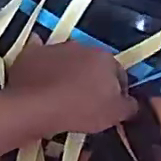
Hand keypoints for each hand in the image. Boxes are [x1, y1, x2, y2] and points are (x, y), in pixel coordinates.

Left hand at [4, 40, 135, 136]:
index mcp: (105, 57)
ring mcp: (52, 48)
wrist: (34, 106)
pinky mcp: (29, 53)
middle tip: (85, 101)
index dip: (116, 92)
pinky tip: (38, 73)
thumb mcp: (115, 114)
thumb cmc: (80, 108)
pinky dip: (39, 62)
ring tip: (60, 93)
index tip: (109, 107)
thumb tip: (131, 103)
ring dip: (65, 71)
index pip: (118, 73)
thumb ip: (129, 105)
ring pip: (64, 60)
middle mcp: (79, 46)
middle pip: (90, 64)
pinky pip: (37, 55)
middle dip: (90, 79)